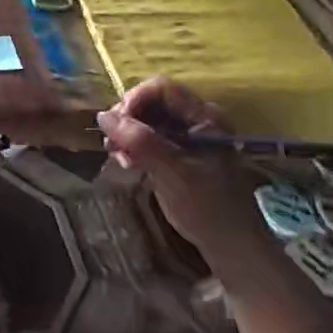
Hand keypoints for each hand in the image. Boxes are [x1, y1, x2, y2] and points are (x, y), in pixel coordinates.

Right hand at [95, 77, 262, 258]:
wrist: (229, 243)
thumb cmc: (208, 207)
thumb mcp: (172, 172)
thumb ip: (140, 141)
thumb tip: (103, 116)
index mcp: (205, 119)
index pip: (162, 89)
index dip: (135, 99)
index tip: (117, 124)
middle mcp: (195, 121)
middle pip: (149, 102)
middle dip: (125, 120)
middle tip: (113, 144)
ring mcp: (185, 137)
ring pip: (143, 120)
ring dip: (124, 135)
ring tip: (118, 158)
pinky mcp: (175, 153)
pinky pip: (145, 137)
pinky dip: (130, 147)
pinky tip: (126, 164)